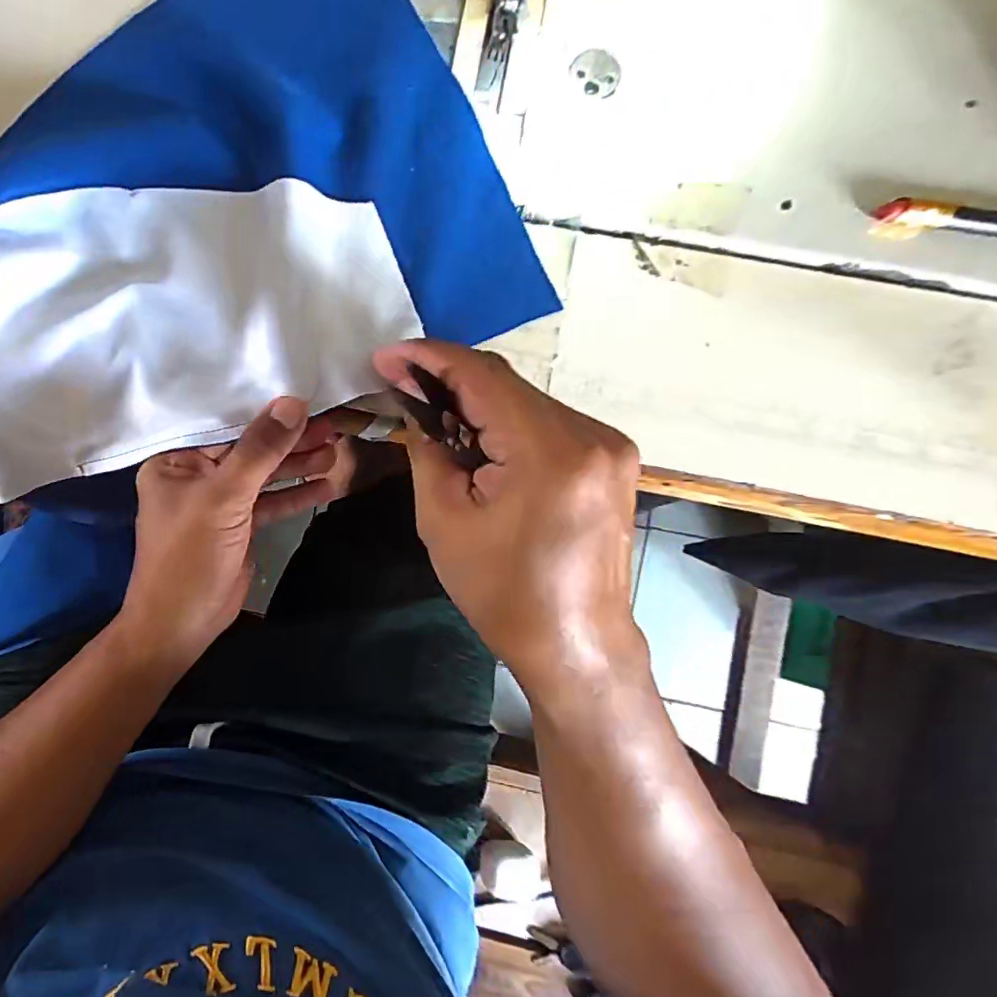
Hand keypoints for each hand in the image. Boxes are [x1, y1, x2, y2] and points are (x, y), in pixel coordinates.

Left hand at [117, 398, 347, 661]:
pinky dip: (294, 495)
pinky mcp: (236, 525)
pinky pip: (268, 502)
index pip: (222, 425)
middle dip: (288, 441)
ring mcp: (217, 502)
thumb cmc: (190, 554)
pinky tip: (325, 484)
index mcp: (174, 461)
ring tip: (336, 451)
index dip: (263, 412)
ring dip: (297, 466)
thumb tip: (293, 403)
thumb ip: (259, 451)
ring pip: (262, 476)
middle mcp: (193, 476)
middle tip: (331, 426)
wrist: (181, 623)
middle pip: (248, 449)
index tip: (305, 396)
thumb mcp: (223, 496)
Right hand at [373, 340, 643, 684]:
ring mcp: (608, 446)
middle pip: (506, 385)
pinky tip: (473, 438)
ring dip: (474, 402)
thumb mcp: (443, 520)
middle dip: (447, 379)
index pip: (483, 378)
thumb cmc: (500, 590)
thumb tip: (415, 411)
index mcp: (548, 451)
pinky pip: (545, 423)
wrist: (572, 641)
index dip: (429, 358)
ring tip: (428, 414)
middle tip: (398, 383)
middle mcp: (590, 435)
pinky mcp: (609, 460)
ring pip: (525, 402)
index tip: (387, 355)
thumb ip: (428, 453)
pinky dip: (503, 422)